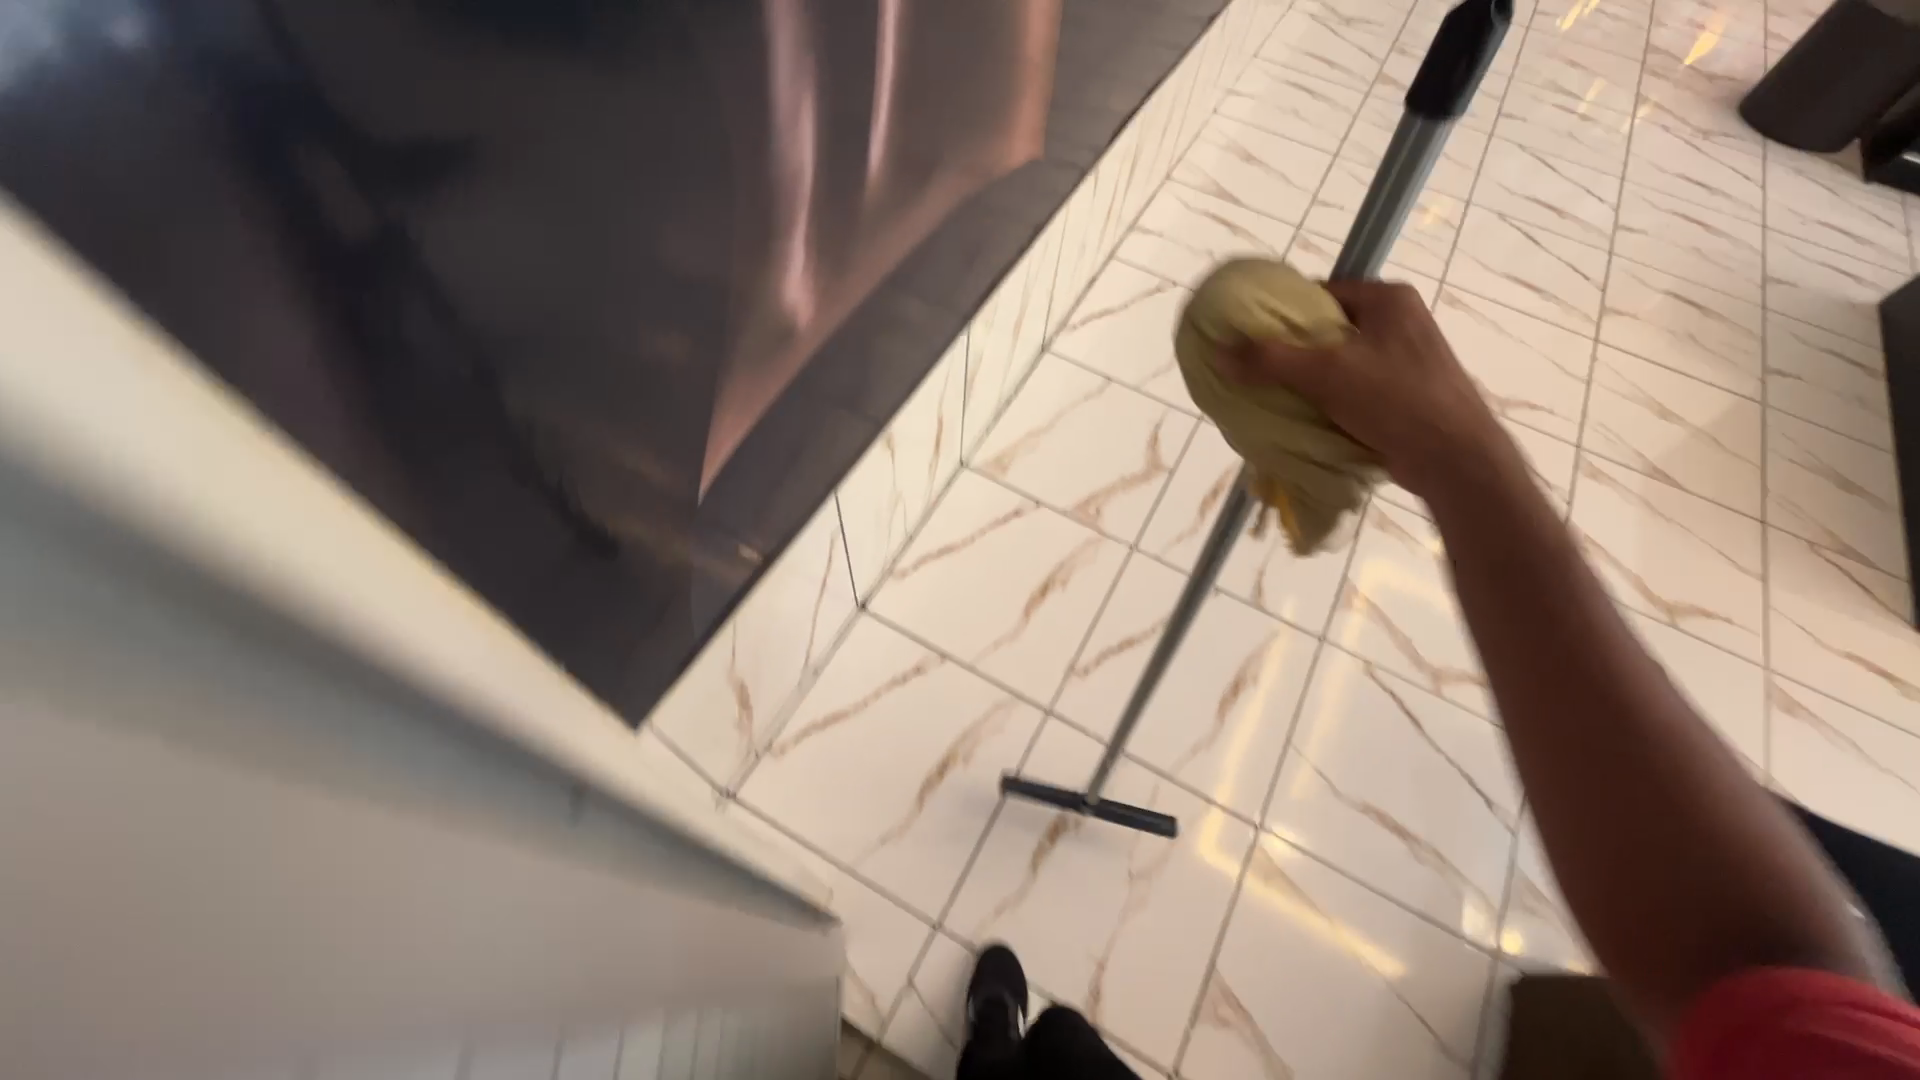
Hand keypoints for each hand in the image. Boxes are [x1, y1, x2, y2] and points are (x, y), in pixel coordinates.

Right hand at [1218, 280, 1515, 500]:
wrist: (1453, 458)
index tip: (1250, 337)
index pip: (1320, 293)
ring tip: (1272, 397)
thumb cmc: (1395, 400)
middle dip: (1290, 352)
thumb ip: (1269, 360)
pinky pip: (1350, 389)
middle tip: (1255, 371)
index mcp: (1388, 299)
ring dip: (1306, 381)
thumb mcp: (1326, 373)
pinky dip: (1325, 401)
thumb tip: (1218, 352)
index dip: (1282, 314)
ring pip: (1337, 362)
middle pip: (1325, 330)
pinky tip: (1302, 417)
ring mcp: (1402, 359)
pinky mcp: (1401, 394)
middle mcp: (1398, 322)